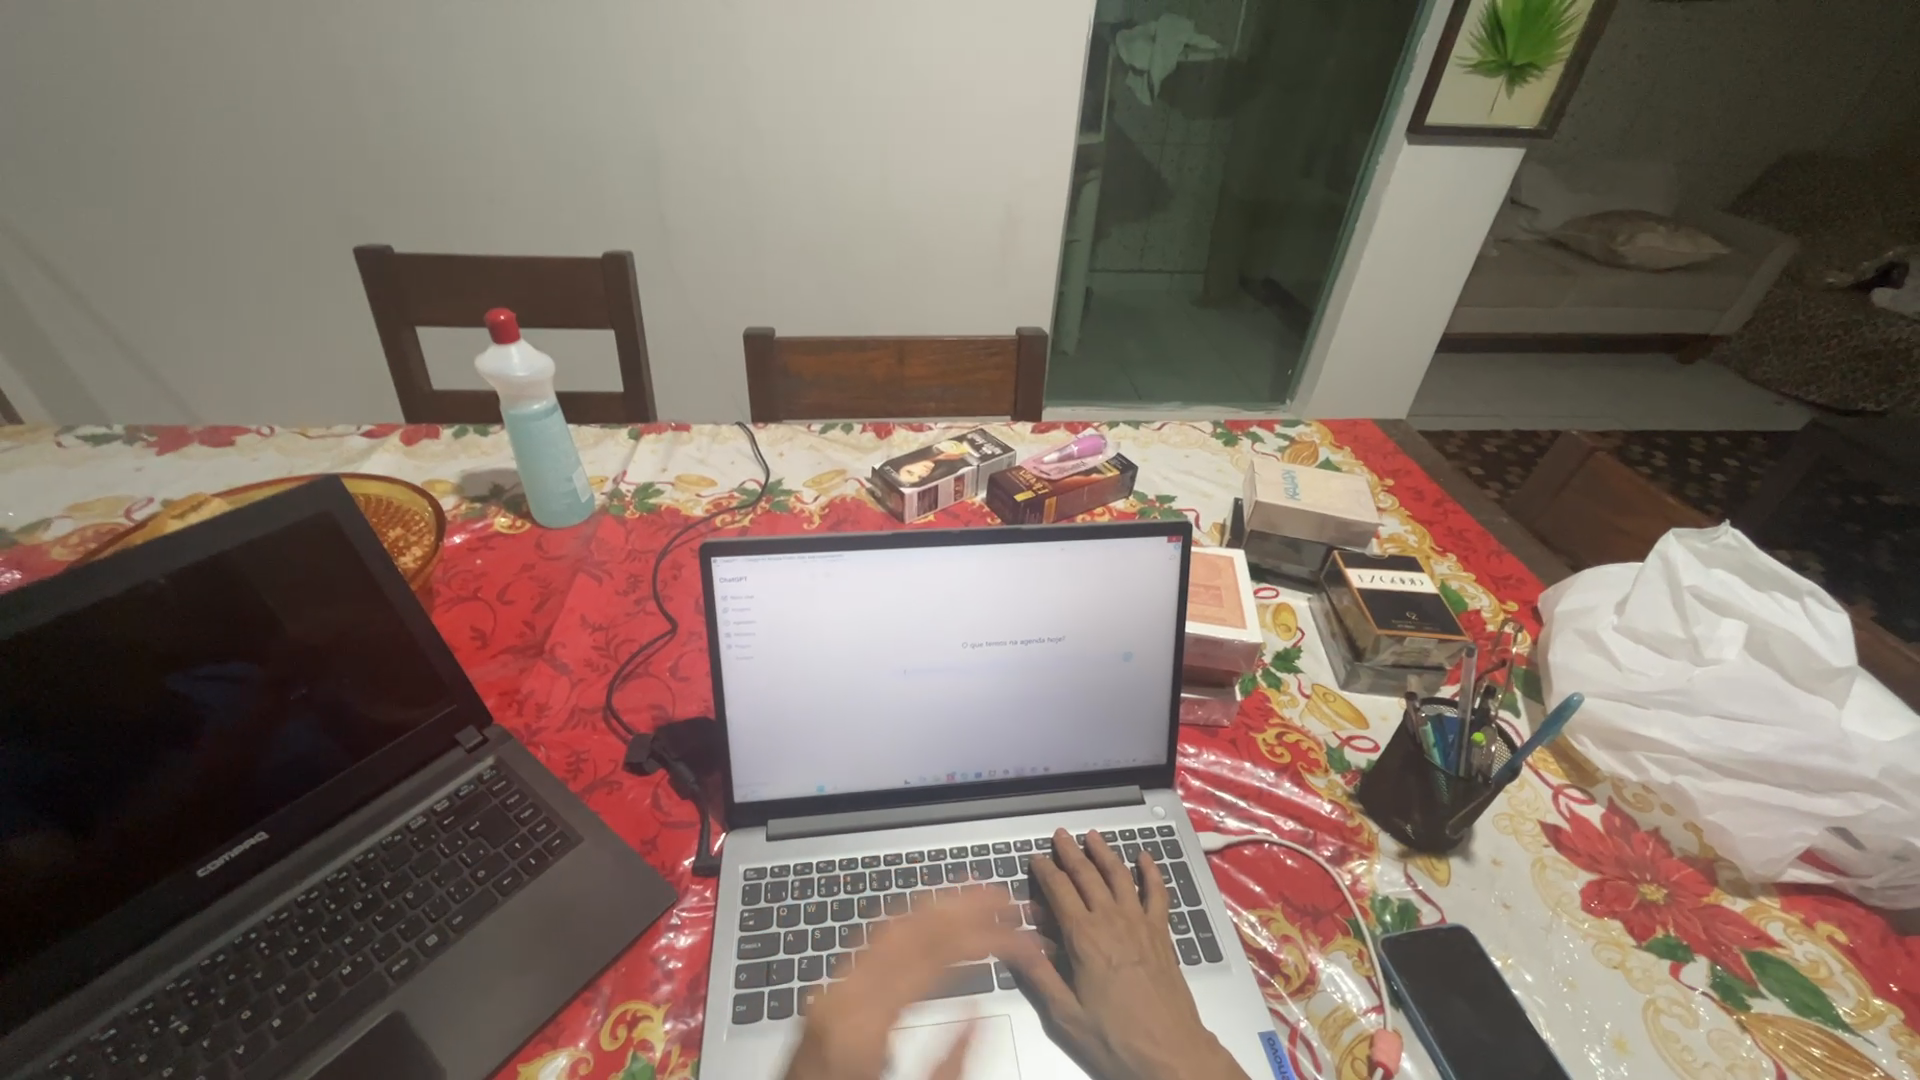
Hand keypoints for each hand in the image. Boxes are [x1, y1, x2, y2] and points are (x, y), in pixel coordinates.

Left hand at [781, 891, 1024, 1079]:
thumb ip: (947, 1065)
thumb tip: (981, 1015)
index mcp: (863, 1024)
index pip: (937, 957)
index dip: (987, 938)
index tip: (1023, 937)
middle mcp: (845, 993)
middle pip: (915, 928)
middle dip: (968, 906)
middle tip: (1009, 900)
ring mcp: (832, 988)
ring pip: (892, 924)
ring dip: (940, 903)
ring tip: (979, 892)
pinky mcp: (829, 994)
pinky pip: (873, 940)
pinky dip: (909, 918)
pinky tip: (931, 913)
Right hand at [1006, 829, 1251, 1079]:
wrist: (1171, 1054)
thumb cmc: (1116, 1038)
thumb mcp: (1066, 1014)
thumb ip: (1040, 974)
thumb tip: (1013, 942)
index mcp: (1083, 937)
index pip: (1058, 891)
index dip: (1044, 871)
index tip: (1035, 858)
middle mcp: (1110, 920)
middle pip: (1086, 874)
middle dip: (1070, 852)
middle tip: (1060, 835)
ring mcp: (1140, 922)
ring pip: (1119, 875)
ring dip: (1104, 852)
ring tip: (1093, 835)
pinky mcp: (1161, 932)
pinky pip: (1156, 893)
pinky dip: (1150, 872)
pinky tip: (1144, 858)